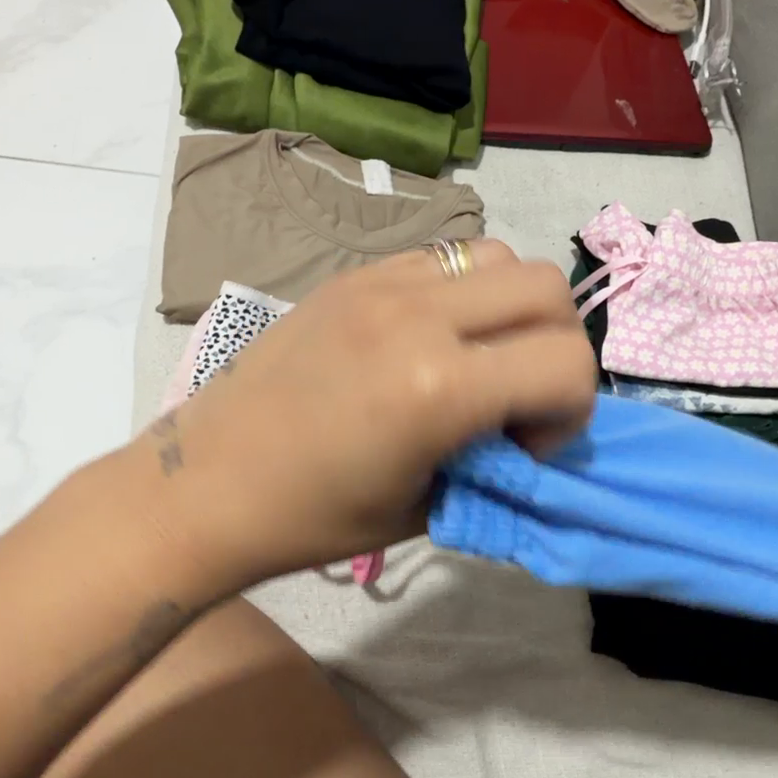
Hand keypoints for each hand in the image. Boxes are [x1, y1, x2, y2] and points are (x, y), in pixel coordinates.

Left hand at [129, 239, 597, 588]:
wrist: (207, 485)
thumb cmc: (314, 519)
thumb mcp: (427, 505)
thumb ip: (497, 455)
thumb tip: (530, 425)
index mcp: (439, 387)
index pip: (570, 364)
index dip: (571, 413)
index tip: (525, 447)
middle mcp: (419, 316)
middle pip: (550, 288)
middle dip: (557, 348)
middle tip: (517, 397)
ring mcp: (382, 284)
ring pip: (501, 258)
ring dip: (513, 310)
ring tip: (477, 360)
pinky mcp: (354, 275)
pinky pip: (443, 258)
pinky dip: (463, 294)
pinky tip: (428, 341)